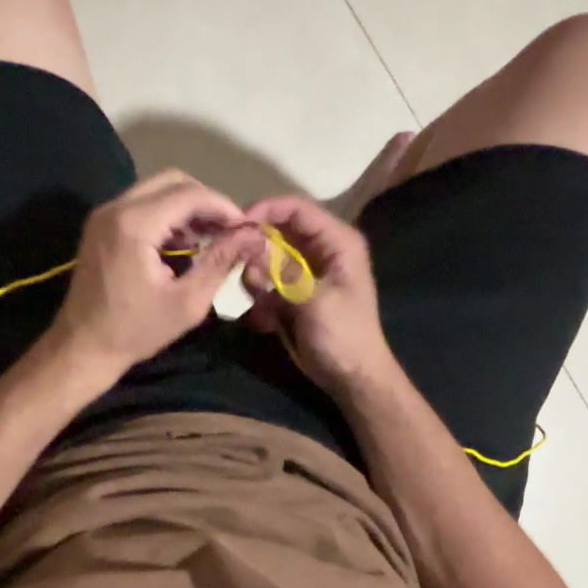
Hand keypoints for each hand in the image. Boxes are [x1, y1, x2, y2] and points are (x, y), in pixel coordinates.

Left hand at [50, 170, 248, 373]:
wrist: (82, 347)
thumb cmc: (135, 331)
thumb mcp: (187, 302)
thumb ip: (220, 262)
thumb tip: (252, 236)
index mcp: (134, 224)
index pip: (190, 194)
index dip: (223, 207)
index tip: (244, 228)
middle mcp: (115, 208)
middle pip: (172, 180)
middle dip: (204, 202)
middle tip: (226, 231)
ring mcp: (103, 215)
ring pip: (156, 189)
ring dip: (185, 208)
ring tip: (207, 241)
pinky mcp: (100, 226)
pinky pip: (140, 205)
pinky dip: (165, 216)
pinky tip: (180, 246)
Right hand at [242, 195, 401, 400]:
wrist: (351, 377)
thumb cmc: (343, 336)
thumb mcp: (314, 300)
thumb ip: (282, 269)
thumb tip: (250, 241)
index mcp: (337, 242)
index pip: (296, 209)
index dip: (266, 211)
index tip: (236, 227)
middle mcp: (319, 251)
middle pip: (275, 232)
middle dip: (255, 252)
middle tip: (244, 275)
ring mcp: (303, 273)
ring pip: (265, 259)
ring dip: (256, 281)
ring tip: (265, 307)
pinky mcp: (290, 294)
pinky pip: (264, 285)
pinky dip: (260, 301)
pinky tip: (267, 323)